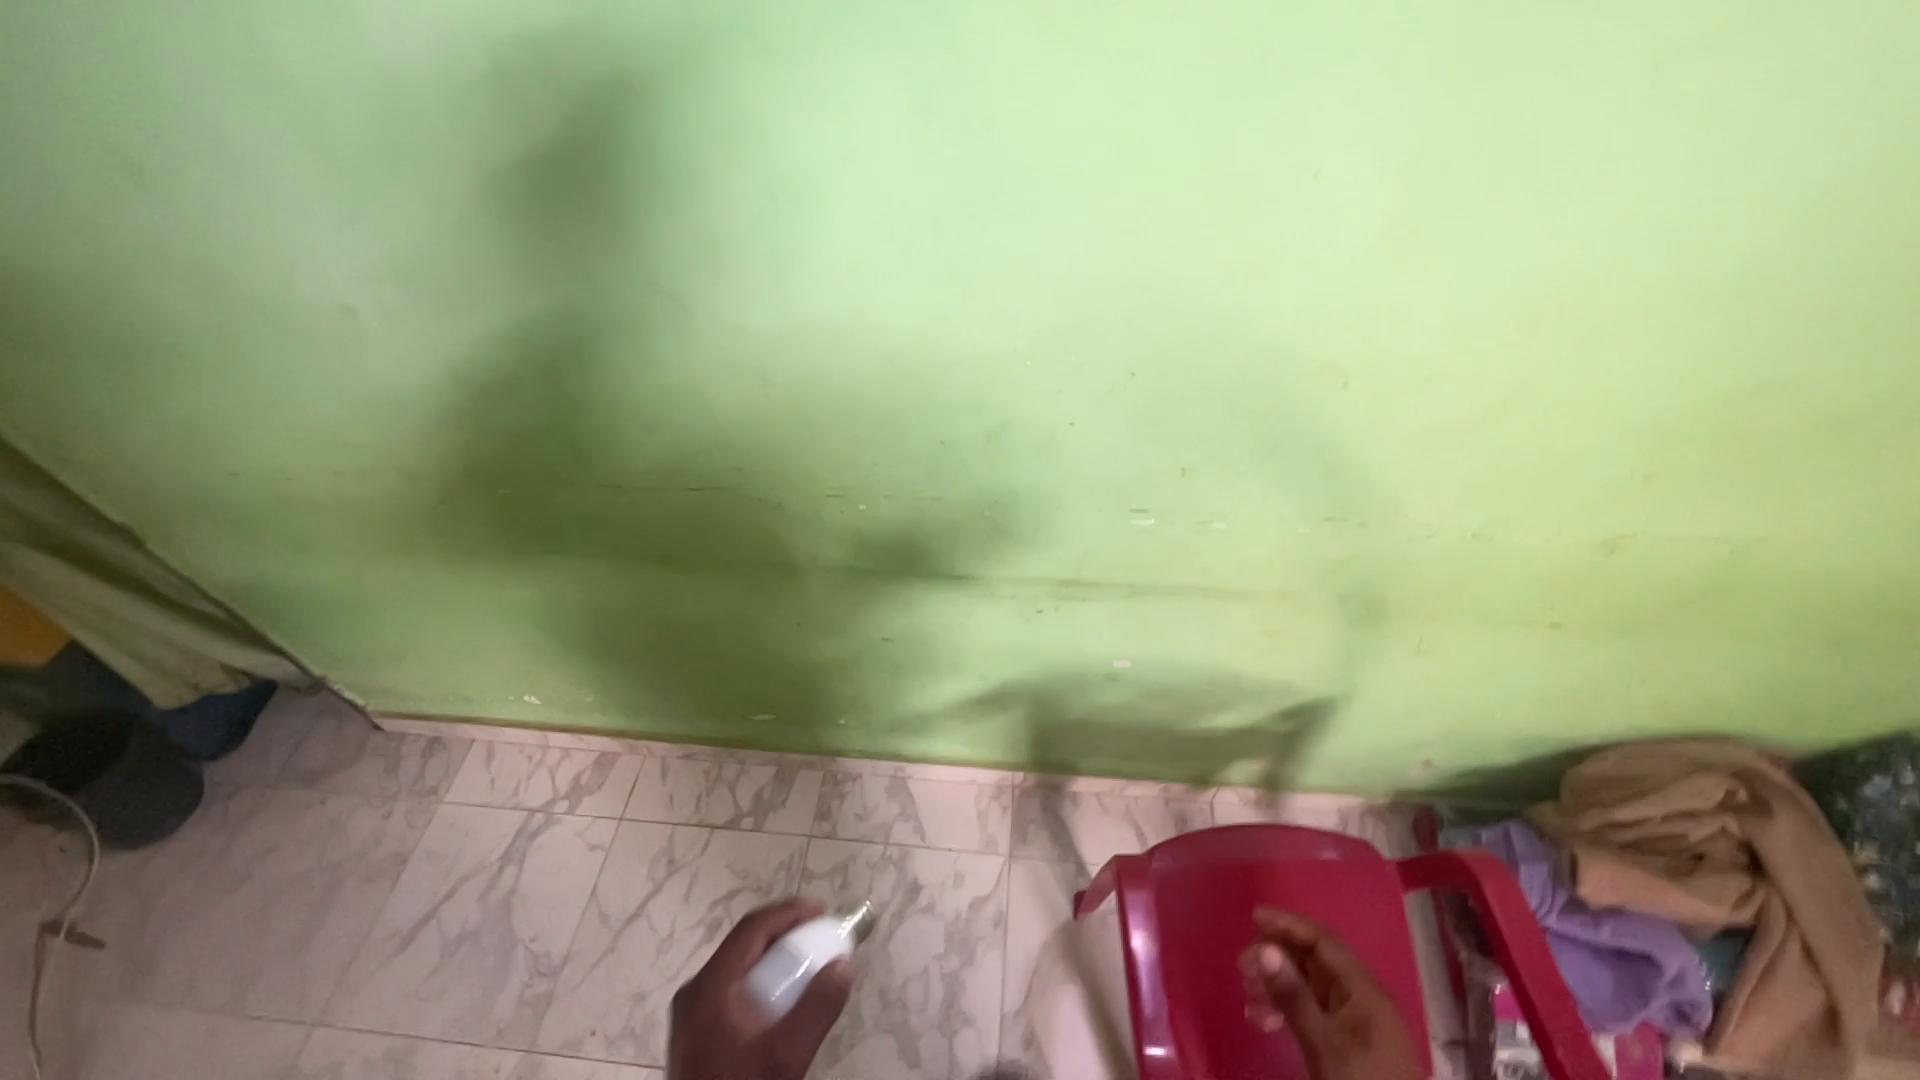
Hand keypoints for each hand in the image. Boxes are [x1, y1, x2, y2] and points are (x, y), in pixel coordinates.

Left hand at [668, 898, 854, 1079]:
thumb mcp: (787, 1055)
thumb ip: (818, 1006)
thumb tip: (844, 964)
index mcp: (710, 986)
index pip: (752, 929)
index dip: (789, 913)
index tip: (823, 913)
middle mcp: (695, 992)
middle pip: (745, 946)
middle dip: (787, 937)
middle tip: (821, 941)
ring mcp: (692, 1014)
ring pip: (740, 969)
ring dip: (777, 961)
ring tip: (809, 970)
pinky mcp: (697, 1033)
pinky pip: (734, 991)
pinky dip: (764, 984)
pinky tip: (785, 1005)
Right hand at [1239, 907, 1423, 1079]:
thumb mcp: (1321, 1044)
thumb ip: (1293, 995)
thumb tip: (1266, 948)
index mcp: (1364, 991)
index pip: (1324, 942)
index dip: (1289, 925)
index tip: (1253, 917)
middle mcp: (1364, 999)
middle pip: (1317, 962)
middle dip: (1278, 957)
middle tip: (1241, 966)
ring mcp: (1359, 1024)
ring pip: (1313, 988)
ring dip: (1279, 984)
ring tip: (1248, 992)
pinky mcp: (1352, 1046)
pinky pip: (1315, 1012)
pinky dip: (1289, 1009)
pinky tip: (1264, 1021)